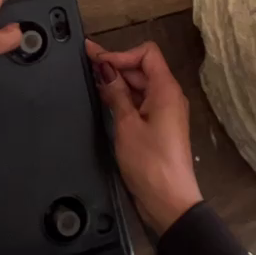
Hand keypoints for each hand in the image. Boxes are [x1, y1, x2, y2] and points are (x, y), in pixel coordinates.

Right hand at [88, 39, 202, 234]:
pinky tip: (105, 99)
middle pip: (142, 68)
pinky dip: (124, 98)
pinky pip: (141, 102)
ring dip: (118, 82)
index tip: (96, 61)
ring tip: (92, 80)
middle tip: (86, 64)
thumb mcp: (127, 125)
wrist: (169, 201)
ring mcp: (165, 111)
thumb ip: (116, 93)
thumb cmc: (150, 163)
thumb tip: (106, 68)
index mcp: (166, 90)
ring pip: (141, 86)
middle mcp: (169, 96)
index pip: (147, 54)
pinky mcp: (159, 126)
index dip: (121, 54)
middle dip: (116, 65)